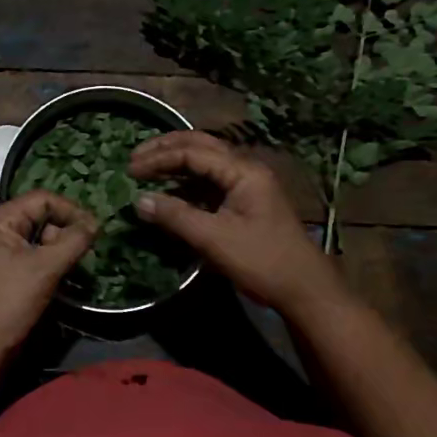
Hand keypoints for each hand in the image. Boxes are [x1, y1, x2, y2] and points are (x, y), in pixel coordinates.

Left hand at [0, 190, 96, 358]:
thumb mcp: (45, 268)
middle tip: (84, 252)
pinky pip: (37, 254)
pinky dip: (53, 261)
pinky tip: (64, 275)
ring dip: (61, 247)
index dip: (71, 210)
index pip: (43, 199)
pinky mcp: (9, 269)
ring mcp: (3, 249)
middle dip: (66, 230)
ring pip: (42, 236)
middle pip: (42, 215)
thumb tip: (96, 223)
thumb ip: (73, 241)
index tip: (96, 231)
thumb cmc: (9, 302)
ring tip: (74, 266)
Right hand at [129, 131, 333, 309]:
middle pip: (200, 145)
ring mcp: (247, 185)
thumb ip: (175, 216)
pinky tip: (168, 191)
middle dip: (165, 148)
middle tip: (135, 158)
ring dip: (175, 162)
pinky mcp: (245, 202)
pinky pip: (210, 181)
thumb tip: (138, 200)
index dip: (158, 158)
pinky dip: (186, 180)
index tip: (130, 170)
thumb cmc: (262, 261)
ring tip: (146, 169)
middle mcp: (246, 169)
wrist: (305, 291)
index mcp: (243, 171)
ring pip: (205, 161)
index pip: (192, 152)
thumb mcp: (214, 239)